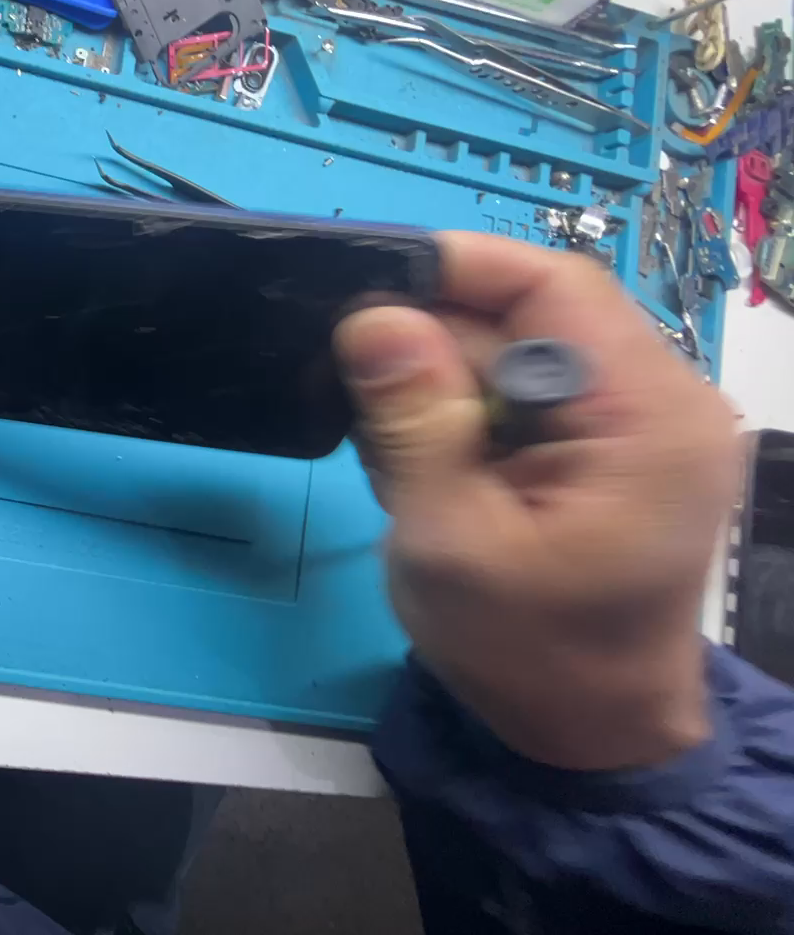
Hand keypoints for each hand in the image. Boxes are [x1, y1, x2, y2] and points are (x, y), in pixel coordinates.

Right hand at [334, 232, 738, 770]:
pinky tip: (410, 463)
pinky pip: (485, 394)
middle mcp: (639, 401)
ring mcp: (605, 424)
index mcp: (642, 417)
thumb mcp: (447, 533)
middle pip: (512, 319)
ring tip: (386, 451)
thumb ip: (413, 423)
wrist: (570, 721)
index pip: (553, 288)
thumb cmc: (520, 641)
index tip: (353, 283)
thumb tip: (370, 319)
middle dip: (418, 343)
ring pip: (487, 355)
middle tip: (346, 393)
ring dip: (417, 388)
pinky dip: (430, 414)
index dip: (453, 267)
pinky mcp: (569, 446)